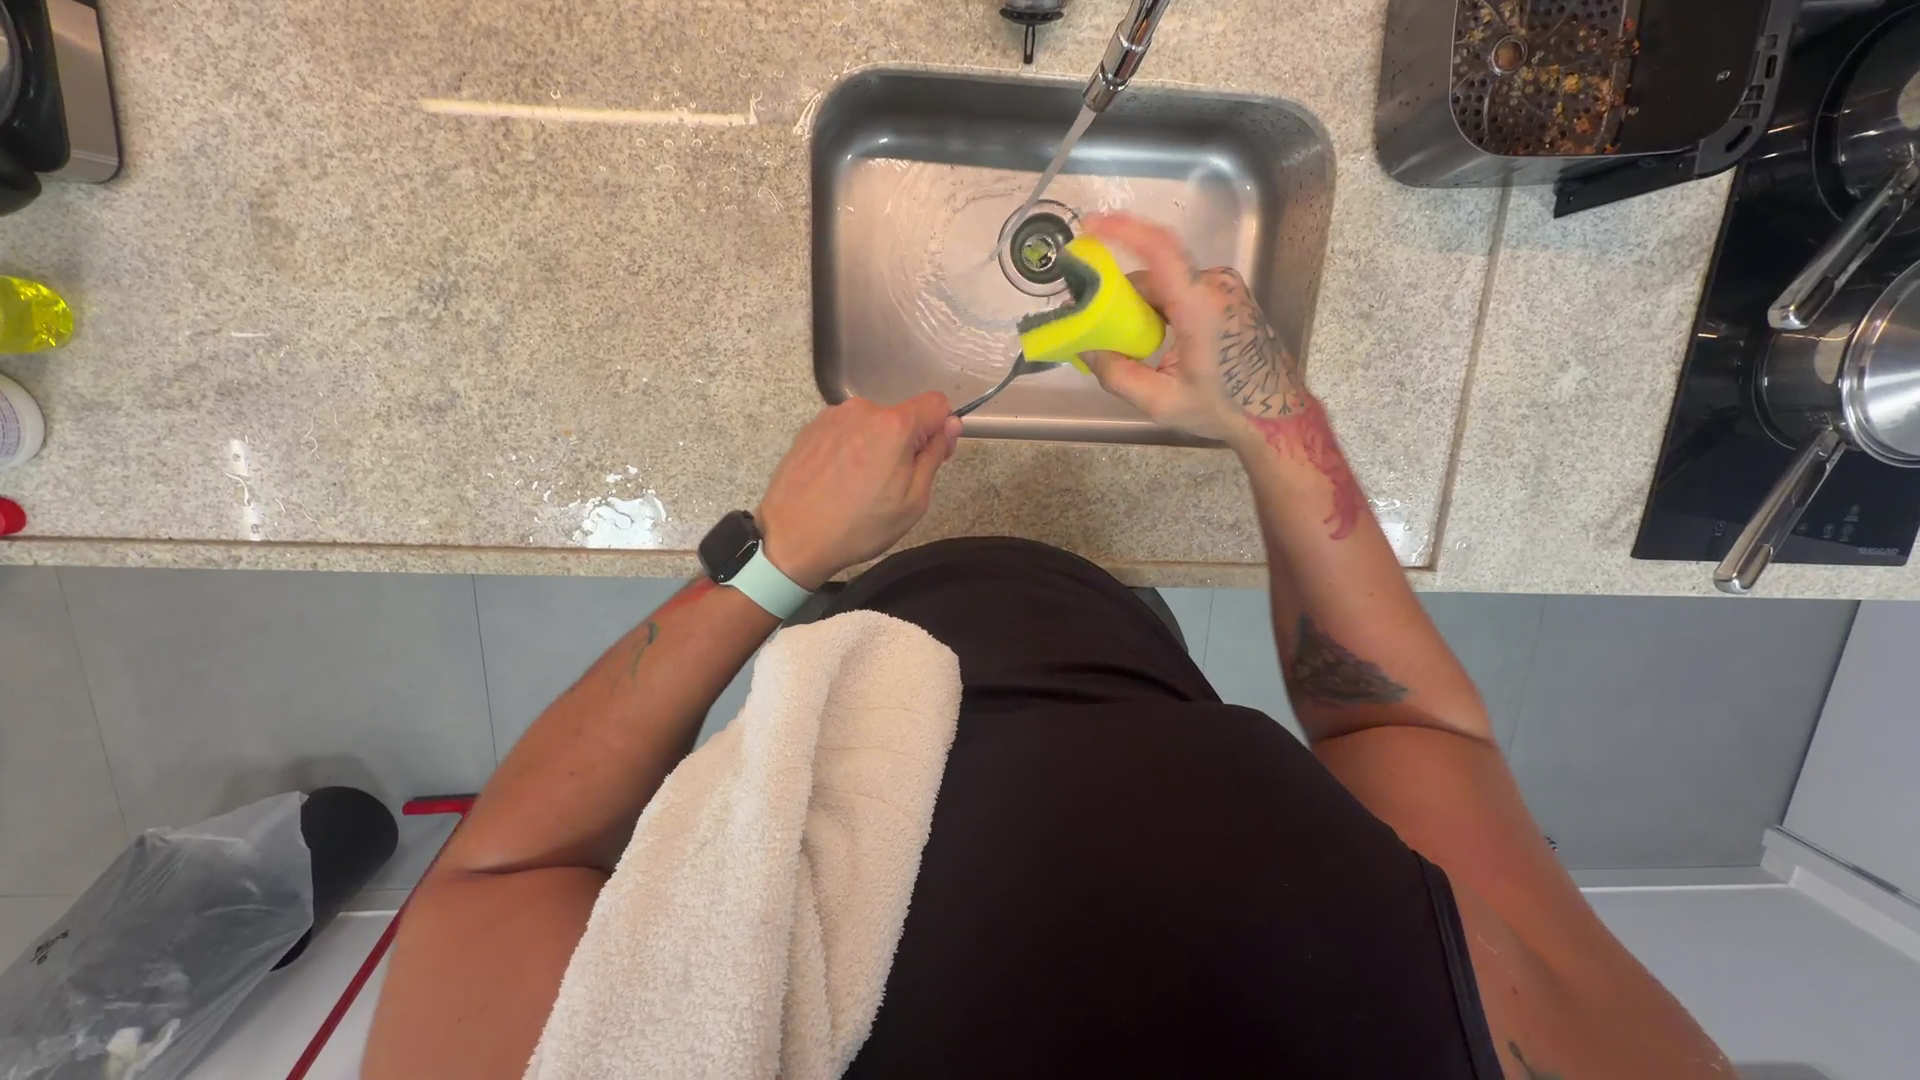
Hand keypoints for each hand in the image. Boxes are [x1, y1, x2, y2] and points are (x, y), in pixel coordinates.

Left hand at [756, 393, 961, 589]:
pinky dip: (850, 449)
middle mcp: (863, 410)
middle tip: (891, 484)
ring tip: (859, 485)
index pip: (937, 404)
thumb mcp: (912, 502)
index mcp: (894, 426)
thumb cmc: (857, 527)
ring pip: (872, 424)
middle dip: (905, 443)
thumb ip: (934, 456)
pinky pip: (846, 430)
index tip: (931, 456)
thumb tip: (950, 426)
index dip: (941, 429)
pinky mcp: (811, 427)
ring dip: (875, 446)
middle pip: (902, 416)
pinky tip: (838, 480)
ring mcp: (833, 416)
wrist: (792, 538)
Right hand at [1078, 213, 1309, 446]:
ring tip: (1122, 340)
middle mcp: (1215, 286)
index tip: (1091, 226)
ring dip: (1139, 306)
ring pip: (1164, 283)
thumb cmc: (1224, 407)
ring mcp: (1223, 288)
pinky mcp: (1226, 295)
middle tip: (1091, 323)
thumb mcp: (1161, 402)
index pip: (1160, 250)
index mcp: (1201, 307)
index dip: (1123, 231)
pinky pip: (1180, 289)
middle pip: (1152, 275)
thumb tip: (1085, 348)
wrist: (1274, 413)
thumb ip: (1117, 375)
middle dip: (1118, 295)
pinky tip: (1148, 337)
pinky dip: (1157, 307)